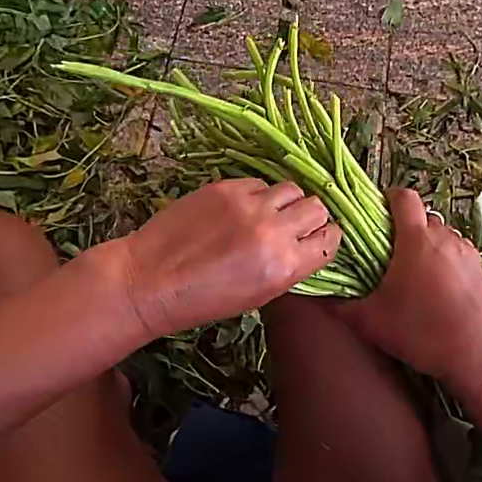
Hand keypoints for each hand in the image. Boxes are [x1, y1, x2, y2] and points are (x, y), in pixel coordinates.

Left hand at [107, 179, 339, 338]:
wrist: (151, 281)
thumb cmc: (203, 299)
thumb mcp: (258, 295)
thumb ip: (288, 267)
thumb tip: (306, 243)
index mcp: (285, 267)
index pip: (331, 240)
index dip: (325, 237)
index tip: (315, 237)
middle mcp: (273, 232)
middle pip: (316, 207)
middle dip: (309, 216)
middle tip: (291, 224)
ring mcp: (250, 205)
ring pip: (291, 189)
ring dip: (284, 202)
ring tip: (265, 213)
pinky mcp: (227, 187)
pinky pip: (258, 183)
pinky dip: (255, 194)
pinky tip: (238, 210)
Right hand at [333, 189, 481, 385]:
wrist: (477, 357)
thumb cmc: (421, 333)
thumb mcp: (371, 321)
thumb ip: (340, 305)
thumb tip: (317, 296)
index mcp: (416, 240)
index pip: (403, 196)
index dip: (387, 198)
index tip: (374, 214)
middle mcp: (444, 238)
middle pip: (421, 216)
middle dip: (404, 228)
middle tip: (387, 253)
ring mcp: (466, 252)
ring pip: (441, 234)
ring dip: (425, 245)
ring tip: (412, 273)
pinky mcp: (481, 269)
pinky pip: (456, 252)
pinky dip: (443, 260)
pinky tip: (435, 288)